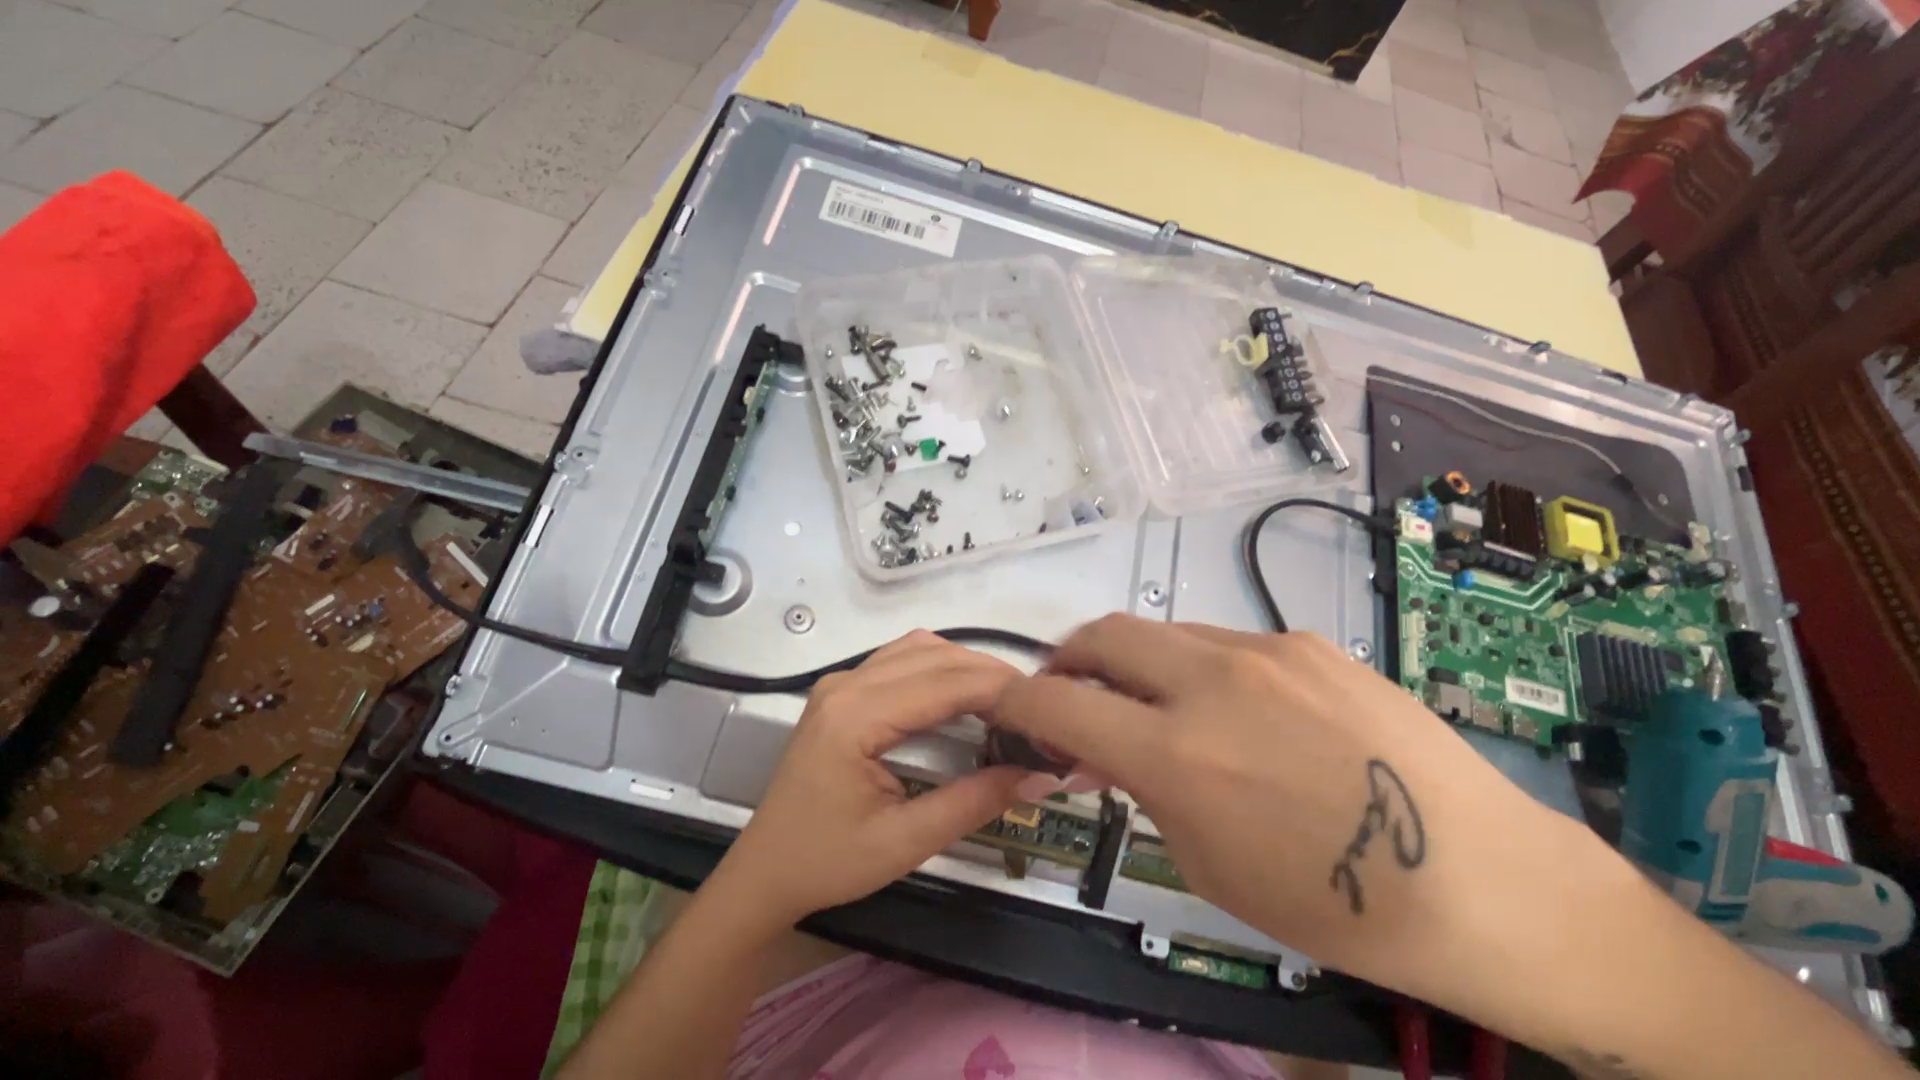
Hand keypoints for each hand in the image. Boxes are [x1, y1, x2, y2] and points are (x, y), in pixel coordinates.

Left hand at [706, 631, 1033, 929]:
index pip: (946, 683)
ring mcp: (840, 684)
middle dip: (991, 675)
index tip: (1048, 710)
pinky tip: (964, 702)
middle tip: (1037, 710)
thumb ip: (973, 802)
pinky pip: (900, 661)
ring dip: (966, 668)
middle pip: (935, 656)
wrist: (764, 873)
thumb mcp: (905, 842)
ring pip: (919, 650)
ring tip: (1007, 705)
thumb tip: (1039, 774)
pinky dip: (941, 671)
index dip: (1003, 689)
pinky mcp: (841, 693)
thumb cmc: (827, 862)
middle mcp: (846, 685)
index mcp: (856, 716)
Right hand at [992, 615, 1608, 993]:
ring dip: (1140, 665)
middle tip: (1069, 696)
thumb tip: (1104, 749)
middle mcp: (1215, 681)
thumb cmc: (1331, 905)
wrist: (1476, 879)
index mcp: (1179, 752)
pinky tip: (1237, 714)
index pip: (1059, 703)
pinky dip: (1202, 669)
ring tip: (1158, 710)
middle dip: (1069, 660)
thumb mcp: (1207, 861)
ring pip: (1169, 633)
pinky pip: (1230, 643)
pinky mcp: (1314, 645)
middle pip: (1105, 634)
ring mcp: (1270, 651)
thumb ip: (1143, 788)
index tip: (1006, 710)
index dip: (1017, 704)